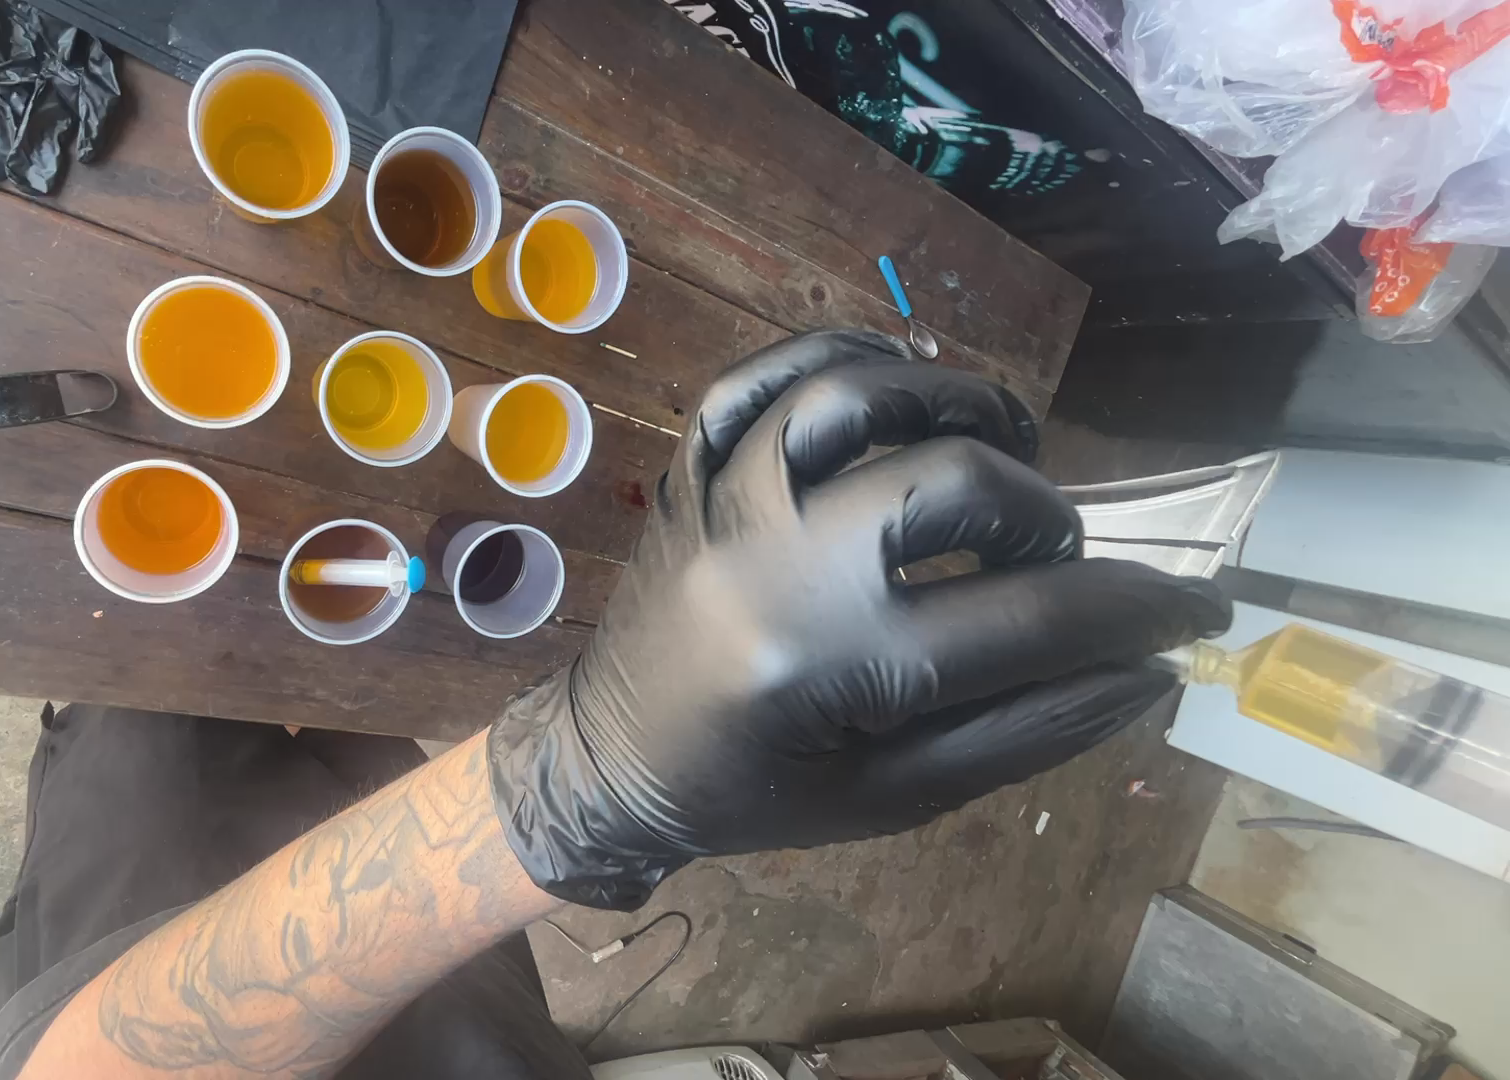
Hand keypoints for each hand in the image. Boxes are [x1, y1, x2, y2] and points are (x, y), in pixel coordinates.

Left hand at [487, 330, 1230, 908]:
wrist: (612, 761)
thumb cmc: (749, 793)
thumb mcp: (888, 796)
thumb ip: (1021, 733)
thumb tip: (1147, 665)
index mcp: (830, 664)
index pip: (1027, 618)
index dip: (1137, 612)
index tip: (1195, 609)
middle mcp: (772, 561)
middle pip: (949, 480)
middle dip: (1036, 518)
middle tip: (1045, 556)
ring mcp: (718, 504)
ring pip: (849, 396)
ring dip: (948, 403)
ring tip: (988, 445)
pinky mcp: (683, 481)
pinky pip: (748, 384)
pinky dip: (827, 359)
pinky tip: (884, 381)